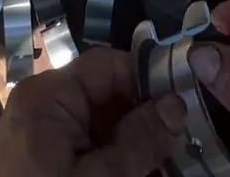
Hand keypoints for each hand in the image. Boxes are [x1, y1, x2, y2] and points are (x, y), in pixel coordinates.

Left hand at [0, 47, 188, 176]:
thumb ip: (139, 140)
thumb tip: (177, 101)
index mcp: (49, 95)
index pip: (110, 65)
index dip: (148, 81)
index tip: (187, 107)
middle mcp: (44, 104)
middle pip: (109, 96)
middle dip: (146, 123)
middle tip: (185, 151)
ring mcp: (43, 133)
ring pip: (104, 126)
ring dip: (136, 148)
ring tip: (169, 169)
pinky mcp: (45, 161)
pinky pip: (89, 149)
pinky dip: (116, 164)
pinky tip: (141, 176)